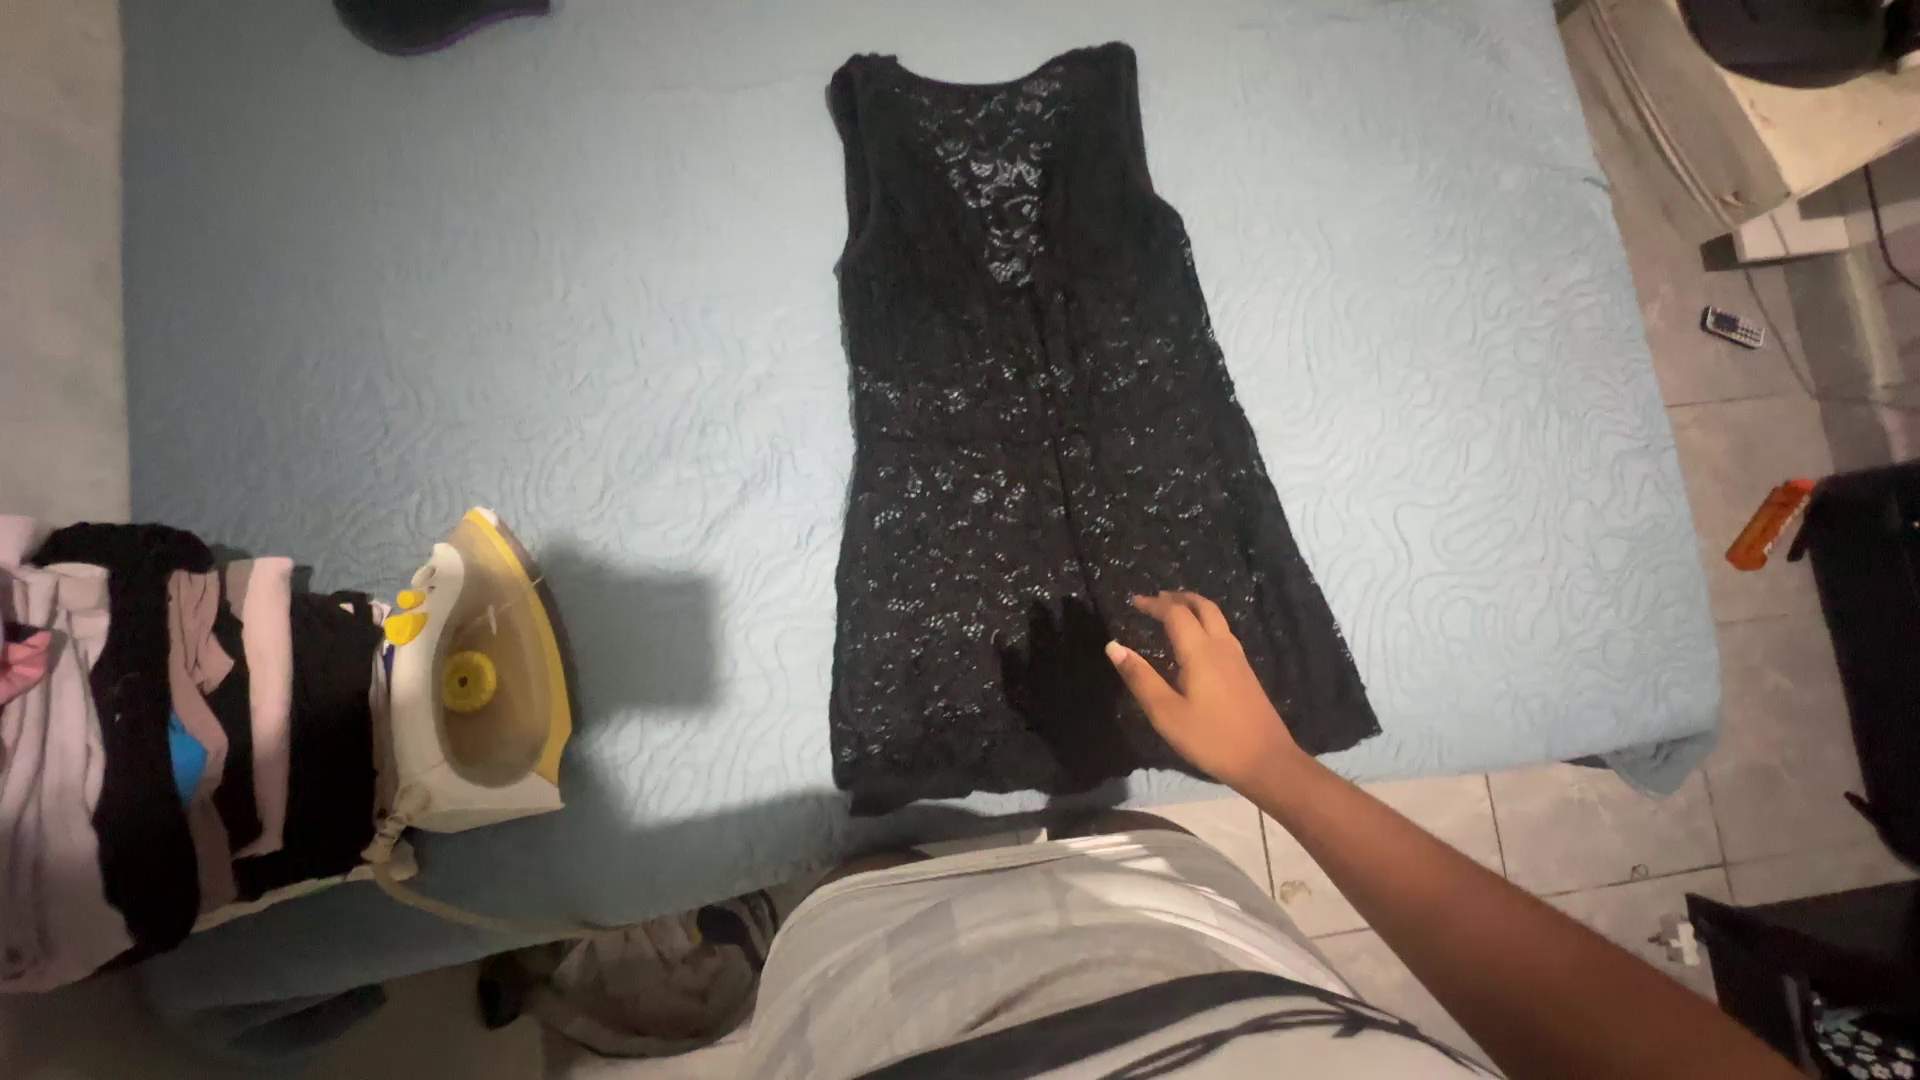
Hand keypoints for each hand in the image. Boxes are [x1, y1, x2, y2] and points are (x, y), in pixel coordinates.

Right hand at [1106, 591, 1301, 790]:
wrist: (1267, 761)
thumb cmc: (1211, 738)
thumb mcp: (1166, 713)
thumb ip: (1140, 678)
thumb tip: (1114, 646)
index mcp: (1199, 652)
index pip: (1175, 614)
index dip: (1154, 604)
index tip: (1134, 602)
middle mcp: (1221, 647)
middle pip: (1203, 607)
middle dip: (1178, 598)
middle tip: (1156, 599)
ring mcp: (1238, 659)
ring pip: (1217, 618)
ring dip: (1194, 607)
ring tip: (1175, 612)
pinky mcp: (1246, 673)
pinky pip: (1224, 633)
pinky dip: (1206, 623)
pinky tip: (1198, 642)